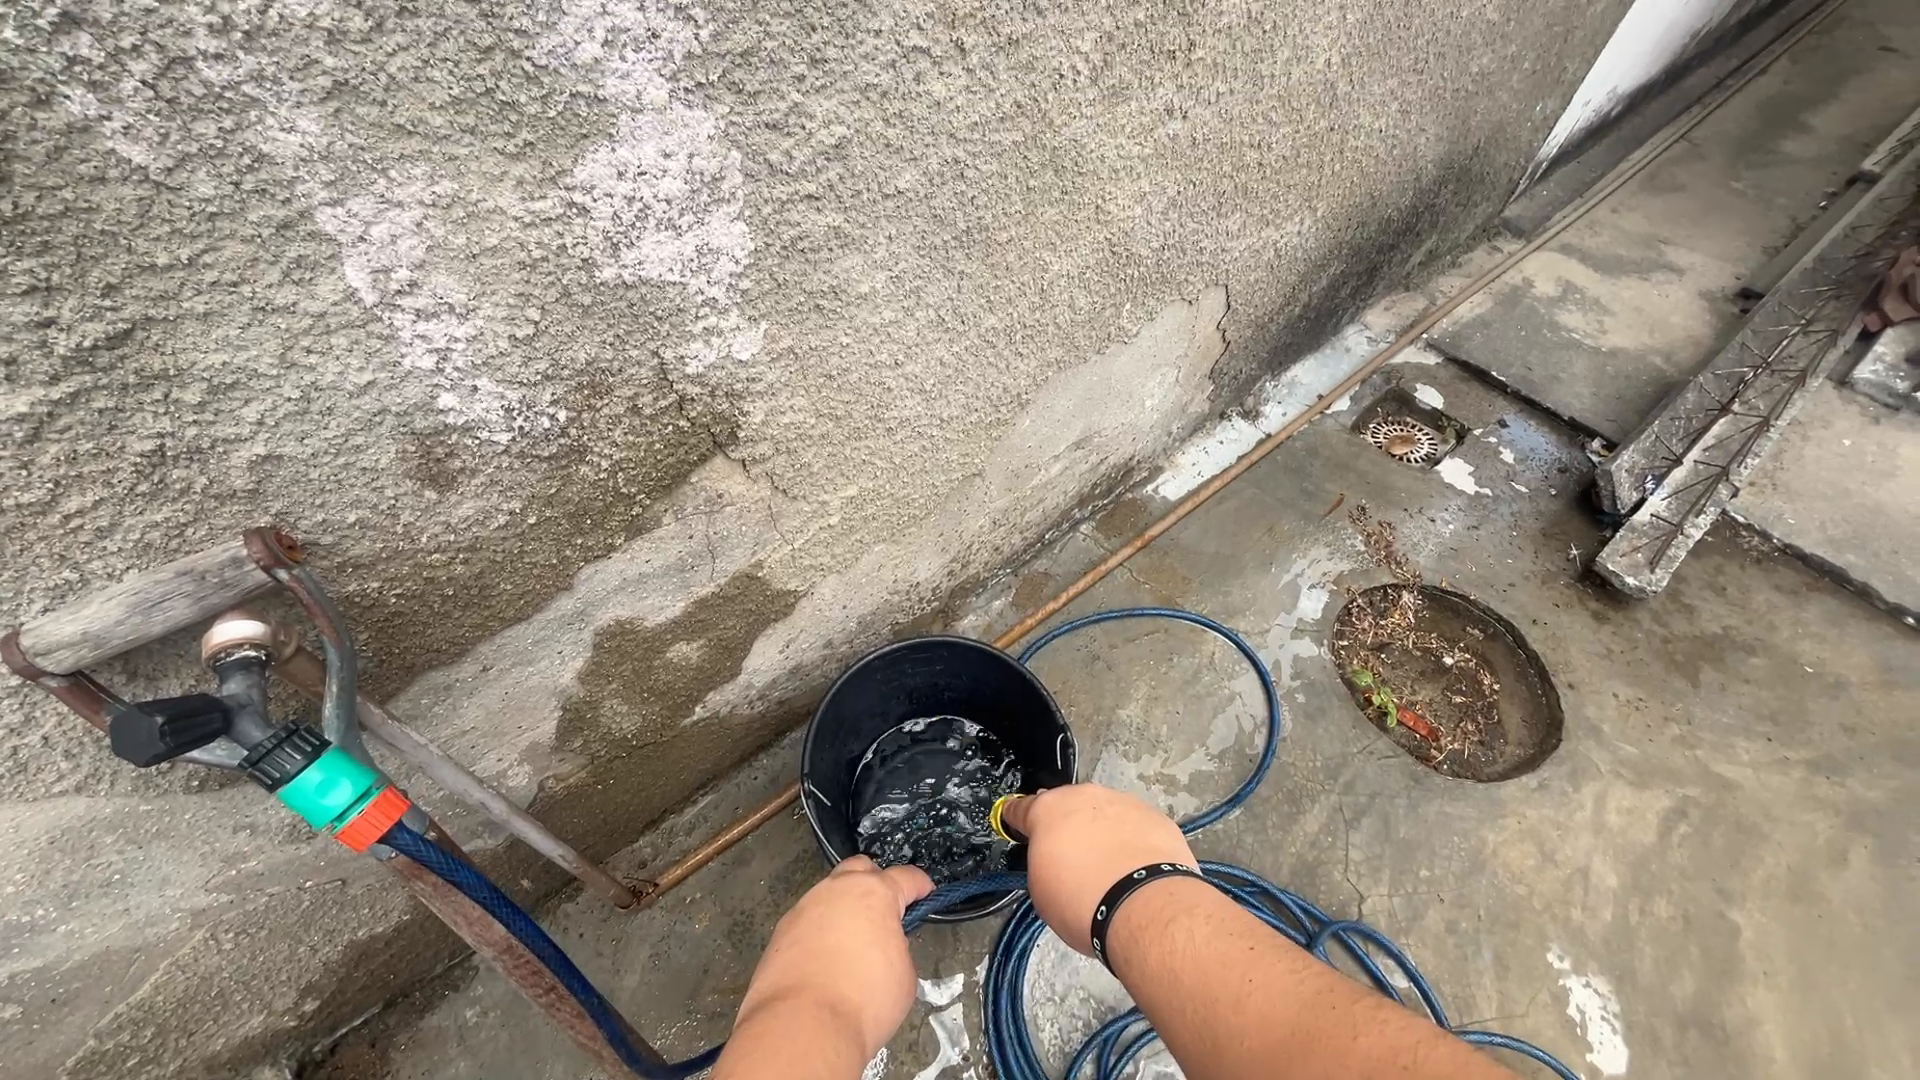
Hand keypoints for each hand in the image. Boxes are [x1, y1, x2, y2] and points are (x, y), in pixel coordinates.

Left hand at [725, 856, 934, 1072]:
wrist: (802, 1029)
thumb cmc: (861, 1003)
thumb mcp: (904, 976)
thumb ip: (898, 947)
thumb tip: (885, 946)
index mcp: (875, 893)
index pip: (905, 877)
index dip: (919, 884)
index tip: (925, 890)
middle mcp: (838, 890)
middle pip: (860, 869)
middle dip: (875, 882)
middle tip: (883, 910)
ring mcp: (805, 908)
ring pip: (829, 894)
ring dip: (843, 908)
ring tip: (851, 941)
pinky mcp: (781, 932)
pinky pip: (807, 921)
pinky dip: (819, 932)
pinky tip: (824, 960)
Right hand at [1000, 784, 1196, 954]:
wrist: (1143, 906)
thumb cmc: (1083, 901)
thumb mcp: (1041, 890)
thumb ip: (1042, 862)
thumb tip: (1054, 862)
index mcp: (1046, 811)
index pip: (1021, 807)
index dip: (1017, 817)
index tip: (1017, 823)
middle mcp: (1083, 797)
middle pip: (1067, 807)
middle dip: (1067, 828)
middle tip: (1073, 861)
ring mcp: (1121, 802)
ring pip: (1104, 813)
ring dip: (1102, 832)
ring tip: (1110, 870)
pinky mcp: (1153, 815)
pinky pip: (1135, 825)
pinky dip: (1132, 841)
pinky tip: (1135, 868)